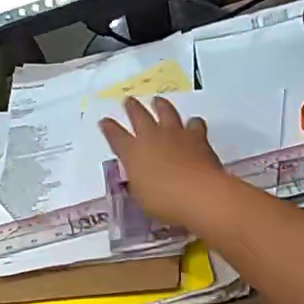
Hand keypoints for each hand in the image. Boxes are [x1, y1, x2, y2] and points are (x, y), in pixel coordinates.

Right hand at [99, 96, 230, 227]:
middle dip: (132, 108)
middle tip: (128, 101)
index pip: (115, 136)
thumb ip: (138, 185)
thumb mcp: (141, 198)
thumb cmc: (164, 202)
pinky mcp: (197, 136)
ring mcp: (175, 134)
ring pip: (165, 111)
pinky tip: (194, 123)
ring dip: (160, 105)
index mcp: (132, 153)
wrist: (198, 194)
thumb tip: (138, 180)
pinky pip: (194, 124)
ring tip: (158, 100)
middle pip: (139, 116)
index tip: (104, 122)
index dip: (109, 128)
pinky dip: (193, 123)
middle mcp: (151, 137)